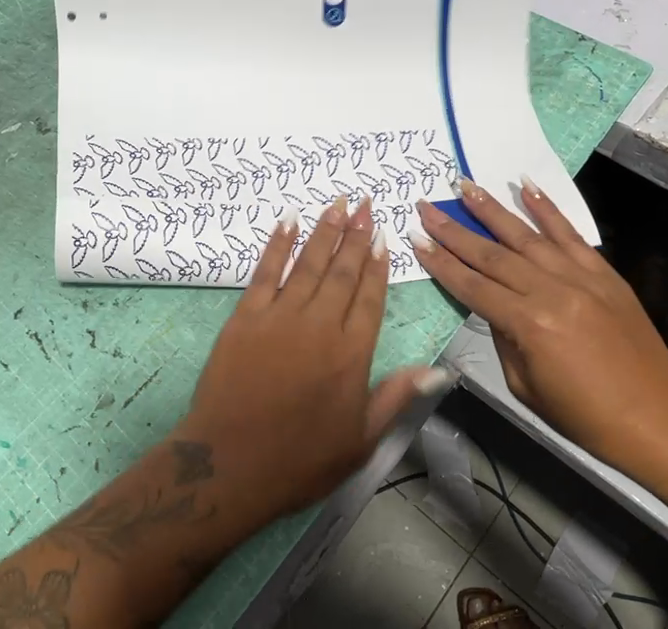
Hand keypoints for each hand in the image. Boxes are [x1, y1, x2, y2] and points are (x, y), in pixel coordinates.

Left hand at [179, 196, 447, 529]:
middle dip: (355, 235)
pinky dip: (277, 243)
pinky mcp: (245, 316)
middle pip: (342, 272)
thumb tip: (437, 371)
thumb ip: (396, 398)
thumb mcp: (360, 441)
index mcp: (351, 355)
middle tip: (363, 203)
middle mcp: (319, 326)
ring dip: (323, 231)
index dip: (377, 265)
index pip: (369, 297)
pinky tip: (288, 220)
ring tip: (336, 203)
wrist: (230, 464)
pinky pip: (265, 271)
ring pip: (308, 264)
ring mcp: (280, 317)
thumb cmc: (299, 460)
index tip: (383, 235)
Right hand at [409, 179, 667, 470]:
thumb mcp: (525, 385)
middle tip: (426, 205)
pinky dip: (547, 210)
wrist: (657, 420)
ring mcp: (581, 278)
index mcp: (528, 325)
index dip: (441, 262)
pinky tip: (526, 187)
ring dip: (493, 209)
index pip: (472, 285)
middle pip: (492, 254)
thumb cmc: (584, 416)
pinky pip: (571, 235)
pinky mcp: (604, 274)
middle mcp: (552, 292)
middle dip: (454, 229)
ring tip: (465, 185)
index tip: (416, 238)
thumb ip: (504, 337)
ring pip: (527, 236)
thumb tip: (494, 305)